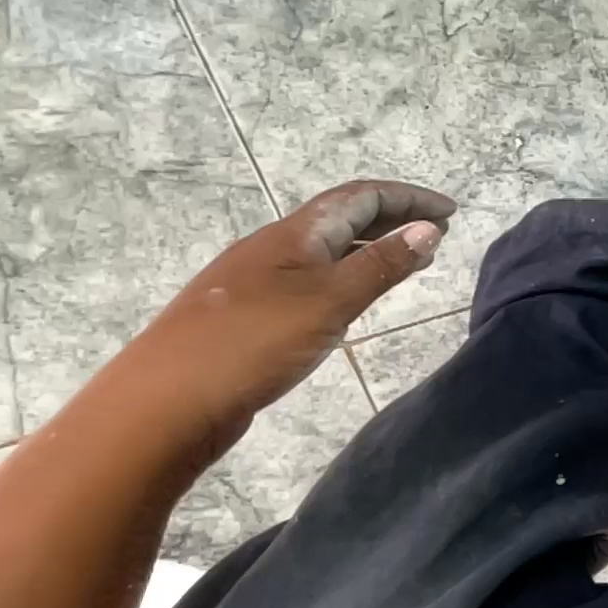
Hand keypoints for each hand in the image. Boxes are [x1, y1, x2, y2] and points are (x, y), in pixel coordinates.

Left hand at [128, 181, 456, 433]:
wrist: (157, 411)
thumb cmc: (251, 345)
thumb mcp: (331, 301)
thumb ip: (384, 264)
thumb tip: (430, 229)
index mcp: (293, 235)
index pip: (361, 197)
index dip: (409, 198)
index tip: (450, 213)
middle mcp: (274, 248)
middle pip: (343, 217)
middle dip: (395, 218)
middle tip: (438, 234)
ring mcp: (258, 281)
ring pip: (329, 248)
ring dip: (375, 247)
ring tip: (412, 262)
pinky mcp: (251, 313)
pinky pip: (314, 275)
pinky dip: (350, 273)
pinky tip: (358, 297)